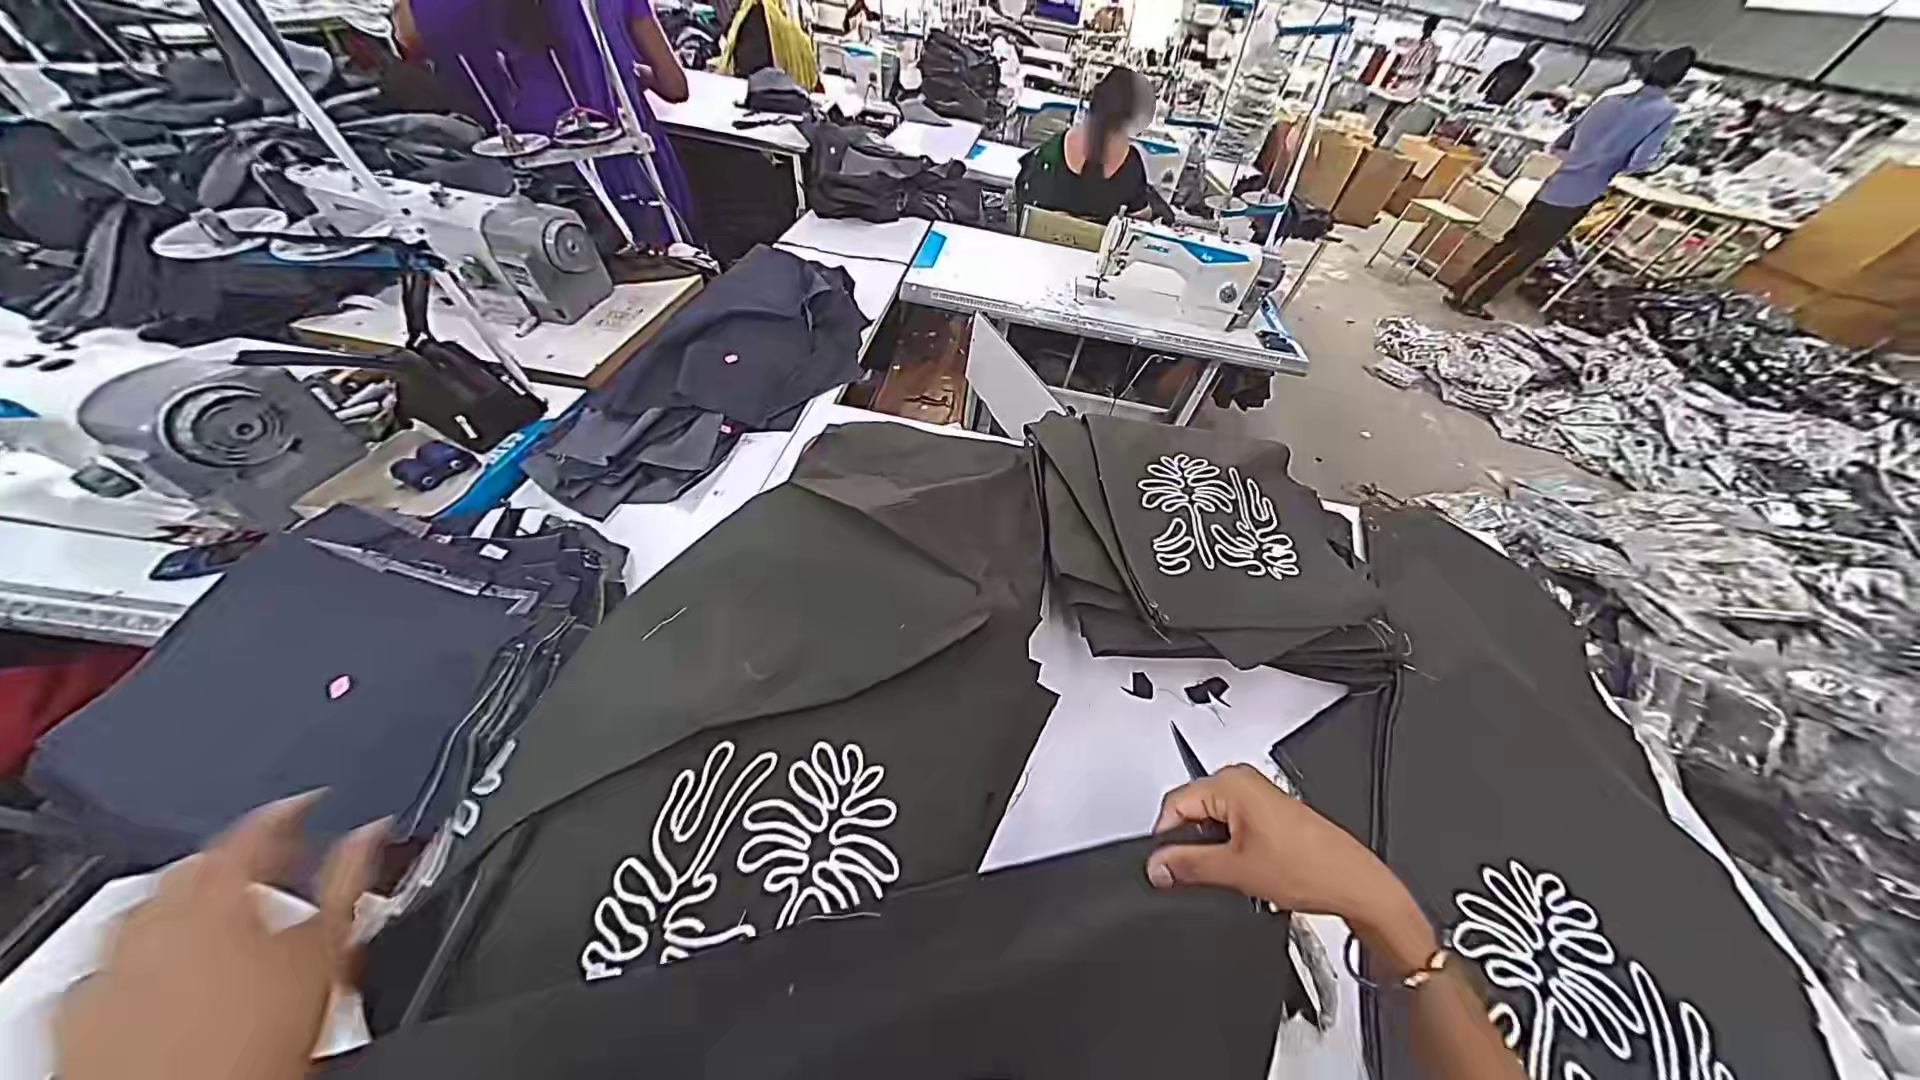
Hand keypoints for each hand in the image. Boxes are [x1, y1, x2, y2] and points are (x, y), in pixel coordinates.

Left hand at [56, 794, 385, 1079]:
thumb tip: (374, 830)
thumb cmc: (263, 1029)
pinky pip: (104, 966)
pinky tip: (173, 968)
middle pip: (194, 867)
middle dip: (238, 855)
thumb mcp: (331, 942)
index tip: (310, 803)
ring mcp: (108, 974)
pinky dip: (144, 953)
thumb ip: (351, 876)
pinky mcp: (78, 1018)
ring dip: (189, 899)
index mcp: (219, 898)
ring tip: (231, 908)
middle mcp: (153, 926)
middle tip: (280, 857)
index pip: (254, 830)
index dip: (289, 810)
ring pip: (143, 912)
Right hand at [1145, 765, 1436, 974]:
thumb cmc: (1313, 869)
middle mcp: (1241, 779)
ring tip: (1230, 871)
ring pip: (1209, 817)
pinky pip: (1228, 820)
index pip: (1174, 804)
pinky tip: (1243, 866)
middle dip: (1189, 842)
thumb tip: (1157, 865)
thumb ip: (1186, 866)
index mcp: (1230, 782)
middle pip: (1190, 808)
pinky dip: (1226, 843)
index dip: (1166, 839)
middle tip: (1197, 873)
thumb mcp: (1235, 871)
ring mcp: (1255, 791)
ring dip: (1209, 845)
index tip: (1165, 867)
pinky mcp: (1265, 807)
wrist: (1358, 885)